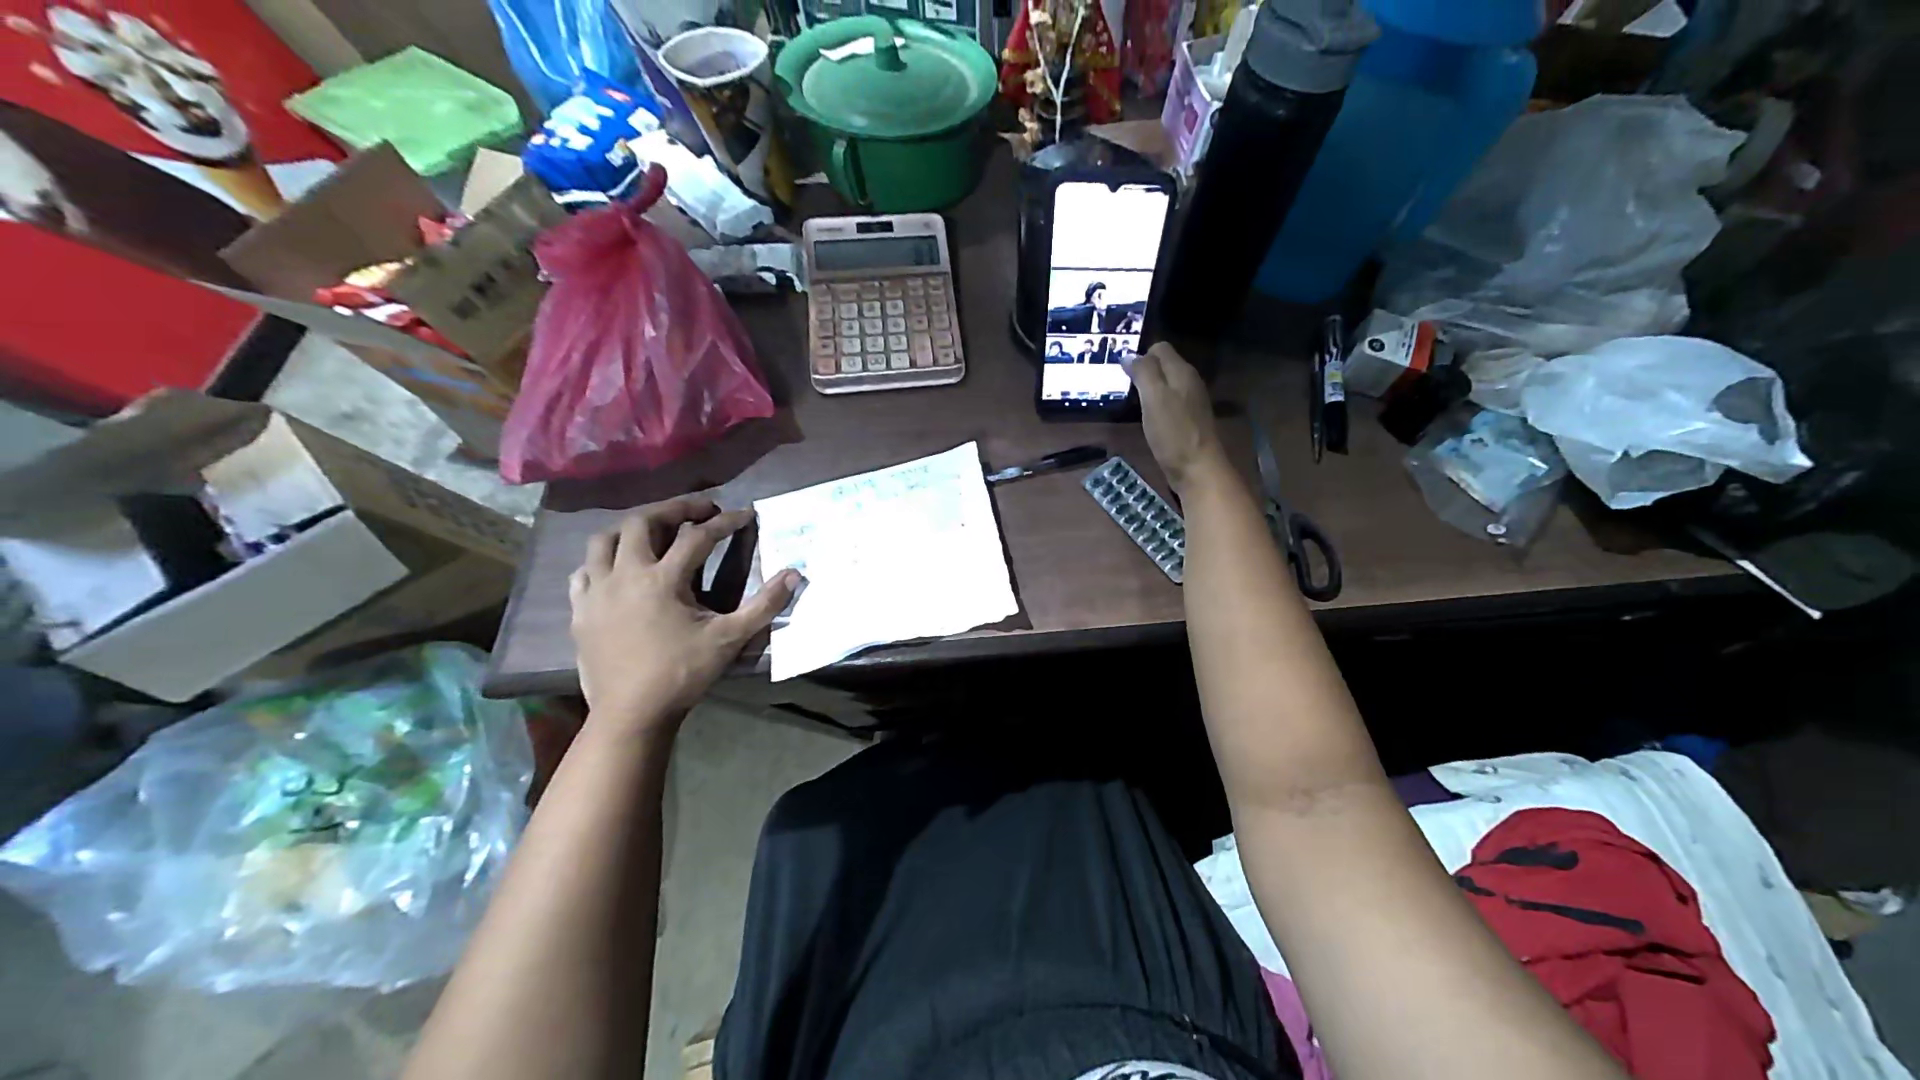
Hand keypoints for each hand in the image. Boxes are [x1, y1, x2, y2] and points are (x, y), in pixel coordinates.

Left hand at [569, 496, 799, 732]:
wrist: (632, 713)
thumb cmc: (683, 673)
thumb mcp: (730, 639)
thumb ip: (764, 605)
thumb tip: (795, 574)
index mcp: (663, 578)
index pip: (698, 535)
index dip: (725, 521)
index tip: (745, 514)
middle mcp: (625, 574)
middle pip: (643, 522)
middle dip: (674, 509)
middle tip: (699, 510)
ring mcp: (597, 591)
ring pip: (605, 540)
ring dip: (633, 528)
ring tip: (655, 532)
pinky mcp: (580, 610)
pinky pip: (584, 572)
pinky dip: (601, 561)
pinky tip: (615, 569)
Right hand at [1124, 343, 1229, 490]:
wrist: (1197, 468)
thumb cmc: (1172, 432)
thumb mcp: (1153, 398)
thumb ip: (1143, 372)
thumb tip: (1129, 355)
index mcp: (1182, 371)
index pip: (1160, 348)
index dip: (1140, 356)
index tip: (1124, 374)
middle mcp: (1189, 381)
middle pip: (1163, 365)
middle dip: (1144, 372)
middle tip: (1125, 388)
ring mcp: (1191, 401)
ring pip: (1166, 384)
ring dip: (1149, 389)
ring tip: (1133, 402)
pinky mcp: (1188, 419)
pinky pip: (1169, 402)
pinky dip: (1157, 405)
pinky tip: (1149, 419)